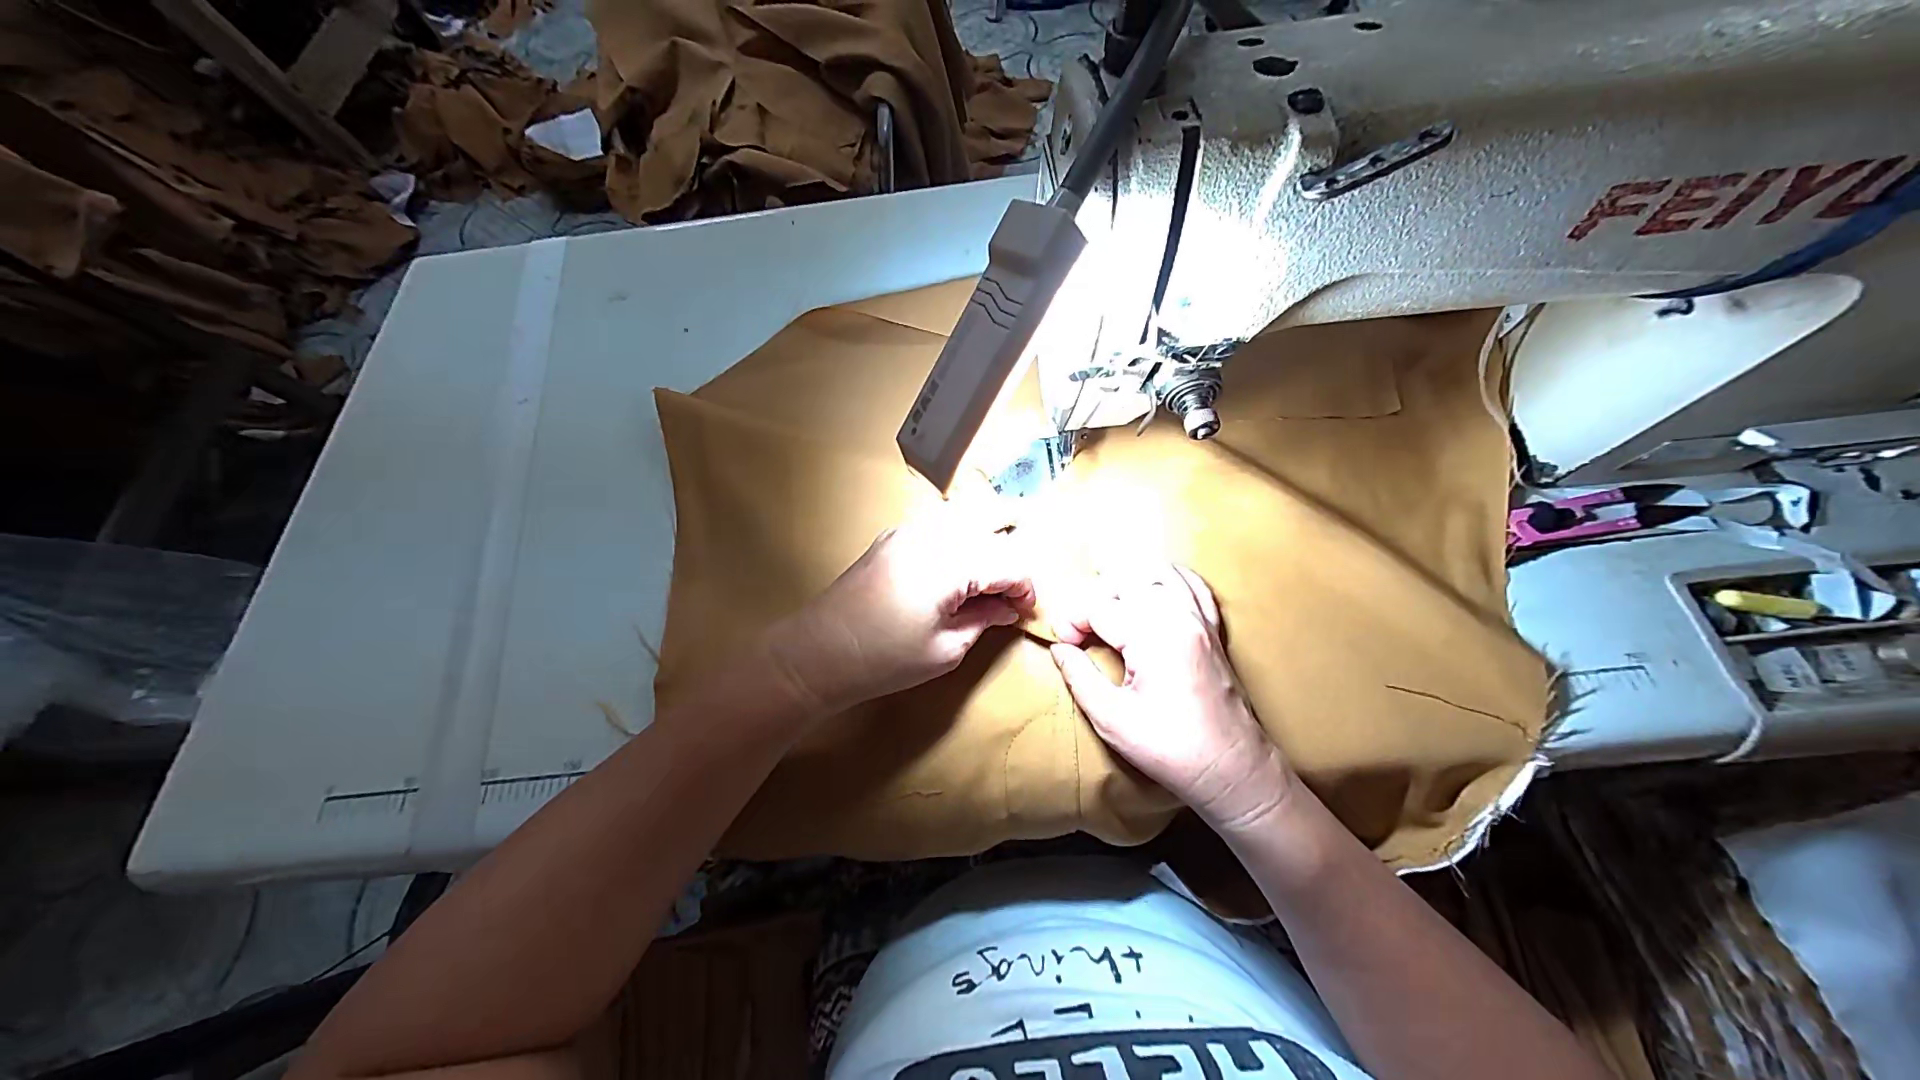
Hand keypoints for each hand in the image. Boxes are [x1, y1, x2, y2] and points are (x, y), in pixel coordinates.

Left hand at [766, 499, 1036, 716]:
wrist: (818, 652)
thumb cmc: (884, 659)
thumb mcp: (945, 649)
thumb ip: (984, 620)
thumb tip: (1007, 607)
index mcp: (950, 563)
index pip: (1008, 562)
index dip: (1024, 586)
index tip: (1025, 609)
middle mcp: (932, 535)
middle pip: (990, 532)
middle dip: (1007, 563)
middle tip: (1006, 598)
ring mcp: (908, 531)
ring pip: (965, 519)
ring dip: (984, 545)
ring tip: (983, 584)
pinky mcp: (891, 537)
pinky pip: (938, 525)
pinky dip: (958, 541)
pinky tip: (954, 572)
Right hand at [1048, 564, 1295, 832]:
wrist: (1232, 769)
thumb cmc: (1171, 750)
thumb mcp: (1111, 720)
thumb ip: (1078, 677)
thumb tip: (1059, 649)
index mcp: (1153, 637)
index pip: (1098, 604)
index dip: (1072, 621)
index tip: (1065, 646)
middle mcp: (1179, 616)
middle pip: (1125, 578)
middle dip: (1094, 598)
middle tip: (1083, 633)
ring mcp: (1200, 619)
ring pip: (1157, 571)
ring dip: (1126, 584)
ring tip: (1110, 613)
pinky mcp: (1213, 628)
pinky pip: (1190, 584)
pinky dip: (1164, 580)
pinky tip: (1149, 596)